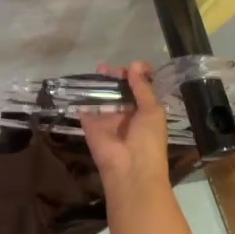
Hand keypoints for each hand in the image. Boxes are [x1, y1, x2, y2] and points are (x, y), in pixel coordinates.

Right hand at [79, 62, 172, 197]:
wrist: (129, 168)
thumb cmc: (148, 140)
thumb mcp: (152, 111)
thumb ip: (143, 88)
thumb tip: (134, 65)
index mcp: (145, 112)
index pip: (140, 89)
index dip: (137, 76)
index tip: (134, 65)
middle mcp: (126, 115)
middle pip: (120, 91)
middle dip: (117, 78)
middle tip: (113, 68)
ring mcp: (107, 120)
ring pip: (102, 97)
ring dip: (101, 84)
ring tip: (100, 69)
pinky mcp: (90, 125)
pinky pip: (85, 109)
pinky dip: (82, 98)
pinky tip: (82, 83)